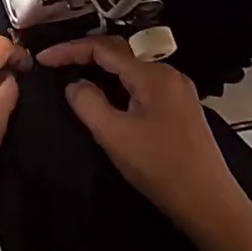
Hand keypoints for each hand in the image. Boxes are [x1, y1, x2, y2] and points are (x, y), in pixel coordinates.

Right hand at [36, 36, 251, 236]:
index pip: (104, 49)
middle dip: (85, 54)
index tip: (44, 59)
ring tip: (74, 75)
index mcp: (153, 75)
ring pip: (132, 70)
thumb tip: (74, 85)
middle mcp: (169, 75)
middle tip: (56, 63)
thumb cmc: (160, 167)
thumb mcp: (113, 135)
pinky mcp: (180, 109)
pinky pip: (142, 85)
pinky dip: (118, 85)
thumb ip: (87, 103)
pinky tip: (105, 97)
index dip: (69, 50)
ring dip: (102, 70)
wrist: (208, 202)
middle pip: (120, 53)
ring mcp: (178, 92)